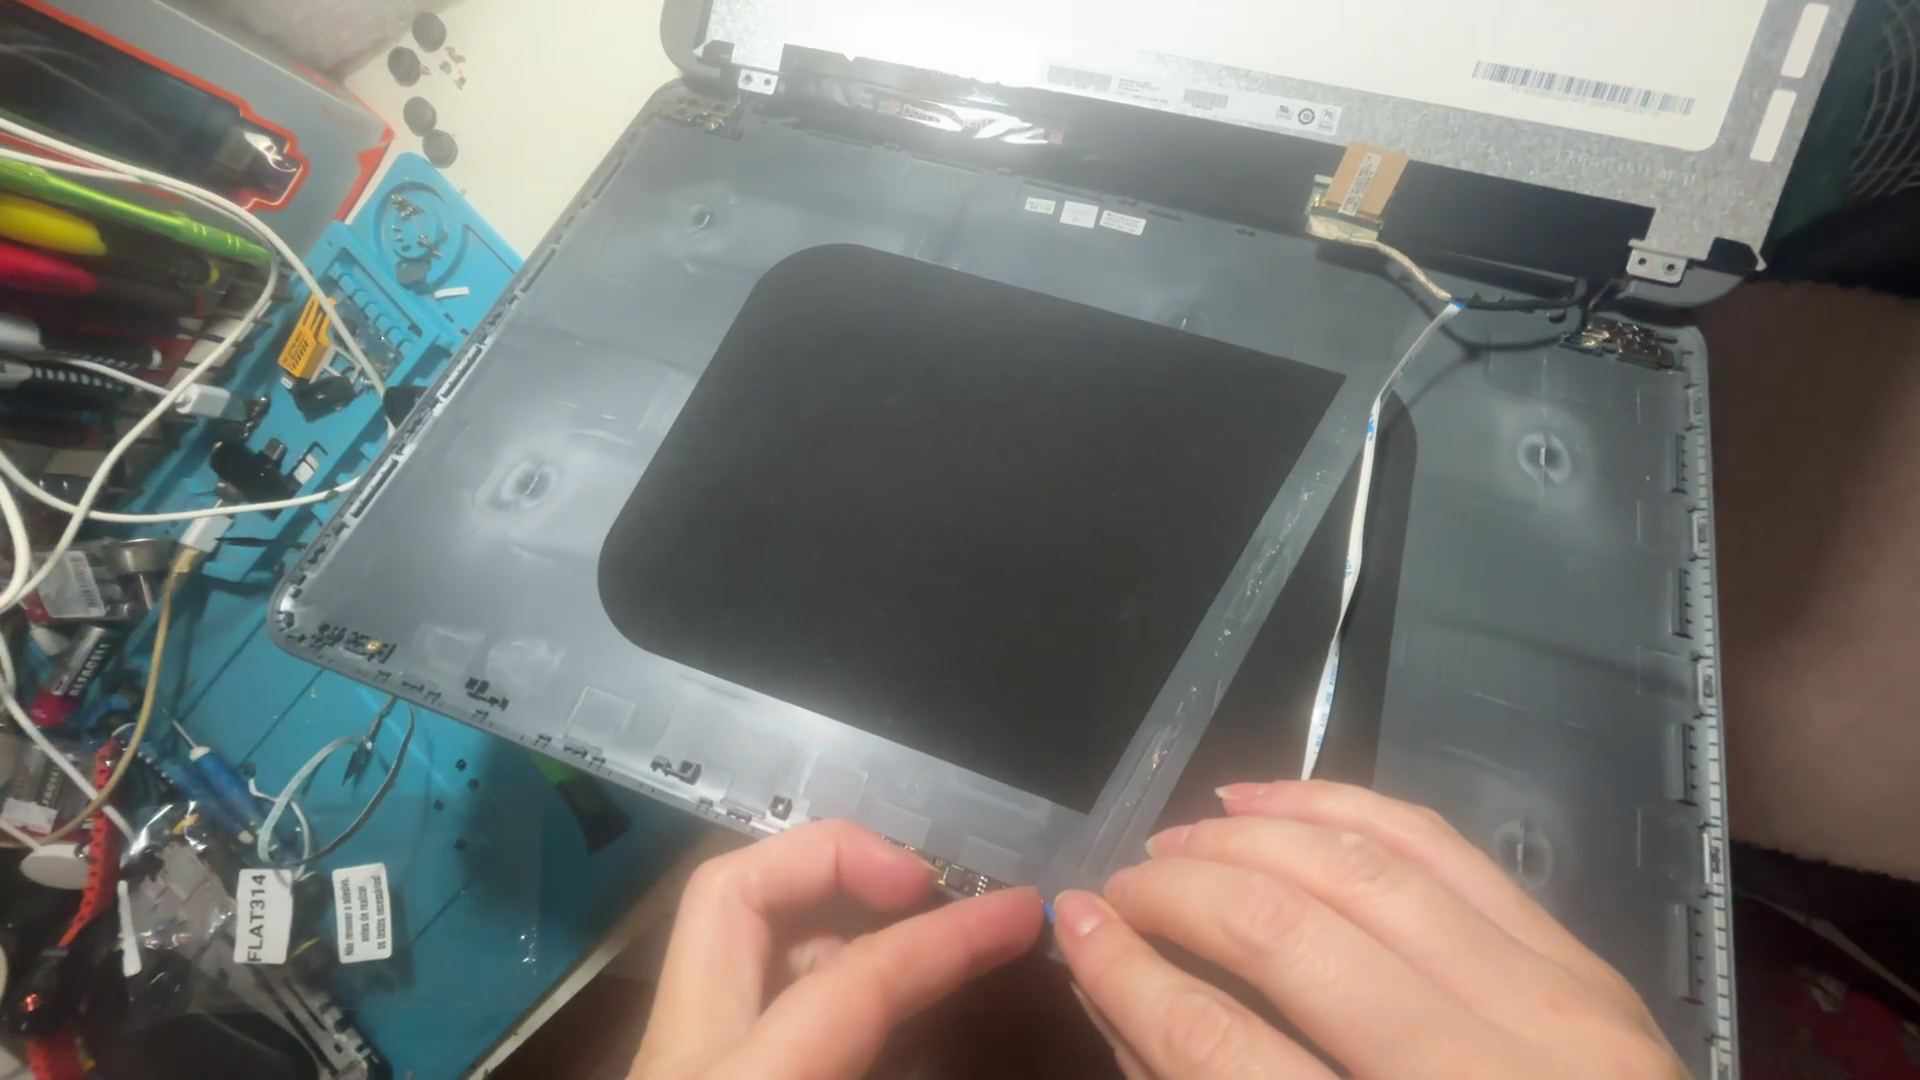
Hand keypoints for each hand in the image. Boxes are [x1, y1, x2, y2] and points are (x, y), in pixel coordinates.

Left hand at [631, 820, 1044, 1078]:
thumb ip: (908, 1057)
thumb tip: (957, 982)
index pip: (852, 978)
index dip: (950, 937)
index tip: (1020, 910)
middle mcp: (679, 1055)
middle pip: (730, 889)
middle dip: (834, 853)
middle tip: (918, 881)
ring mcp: (670, 1058)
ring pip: (735, 921)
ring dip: (827, 901)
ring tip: (905, 920)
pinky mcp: (685, 1069)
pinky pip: (747, 977)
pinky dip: (810, 957)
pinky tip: (862, 988)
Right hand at [1056, 781, 1684, 1078]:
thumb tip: (1108, 981)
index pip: (1218, 1048)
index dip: (1126, 976)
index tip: (1074, 924)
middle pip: (1285, 935)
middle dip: (1175, 895)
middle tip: (1121, 888)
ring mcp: (1561, 1014)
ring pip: (1354, 866)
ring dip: (1239, 838)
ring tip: (1173, 841)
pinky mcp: (1584, 965)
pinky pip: (1431, 840)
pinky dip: (1329, 802)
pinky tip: (1254, 796)